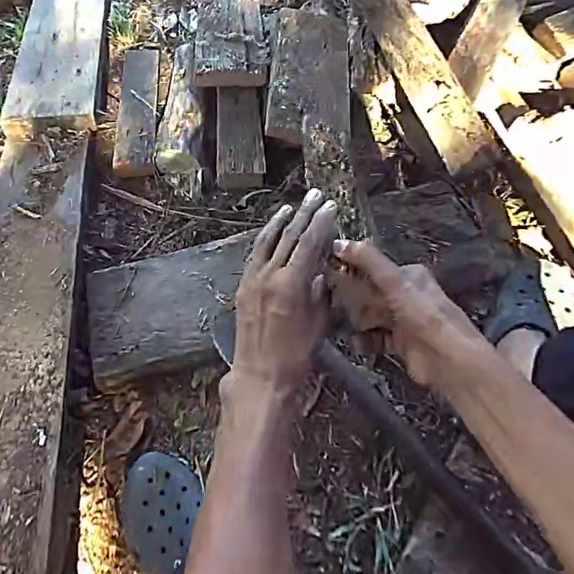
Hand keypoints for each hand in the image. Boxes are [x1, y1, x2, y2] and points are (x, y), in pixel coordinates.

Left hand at [231, 189, 337, 399]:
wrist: (259, 376)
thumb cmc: (294, 356)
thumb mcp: (317, 323)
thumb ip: (319, 293)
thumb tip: (321, 271)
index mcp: (290, 283)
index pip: (308, 244)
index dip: (320, 223)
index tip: (330, 207)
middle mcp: (268, 276)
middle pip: (288, 237)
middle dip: (303, 214)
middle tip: (314, 196)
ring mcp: (252, 280)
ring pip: (267, 242)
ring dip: (280, 222)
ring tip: (292, 207)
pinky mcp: (243, 288)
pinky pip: (255, 256)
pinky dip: (265, 241)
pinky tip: (271, 234)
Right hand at [332, 240, 491, 394]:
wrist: (450, 362)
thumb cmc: (424, 315)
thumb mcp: (396, 282)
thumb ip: (368, 261)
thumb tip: (338, 242)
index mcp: (410, 275)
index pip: (375, 266)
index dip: (353, 268)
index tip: (329, 270)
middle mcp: (407, 295)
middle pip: (371, 292)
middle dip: (352, 297)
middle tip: (330, 300)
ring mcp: (404, 320)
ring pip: (371, 315)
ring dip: (356, 319)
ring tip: (338, 321)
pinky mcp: (401, 344)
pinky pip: (375, 338)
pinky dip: (364, 340)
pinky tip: (355, 342)